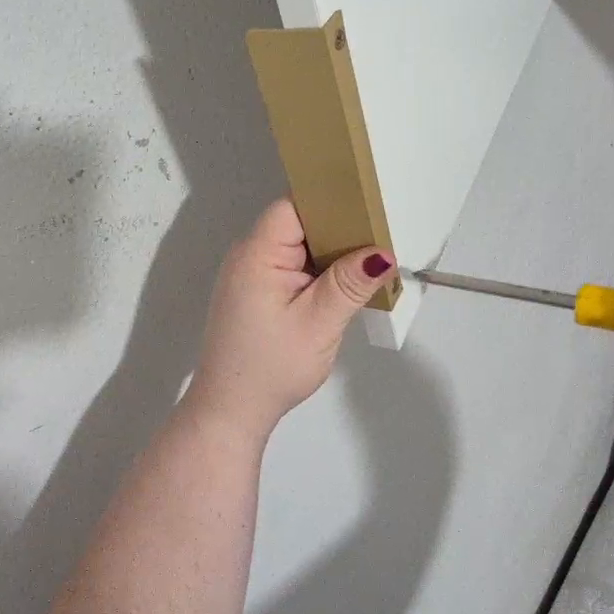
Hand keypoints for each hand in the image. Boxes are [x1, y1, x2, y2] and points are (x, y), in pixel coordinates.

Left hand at [184, 200, 396, 439]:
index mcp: (257, 254)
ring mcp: (250, 274)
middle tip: (379, 236)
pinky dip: (316, 271)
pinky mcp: (255, 292)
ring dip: (328, 253)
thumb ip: (349, 284)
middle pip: (297, 223)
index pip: (294, 207)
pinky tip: (342, 282)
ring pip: (297, 246)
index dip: (329, 202)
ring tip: (368, 258)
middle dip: (336, 229)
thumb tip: (382, 252)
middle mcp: (248, 255)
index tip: (367, 206)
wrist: (231, 411)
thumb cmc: (271, 367)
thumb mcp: (318, 324)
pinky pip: (290, 266)